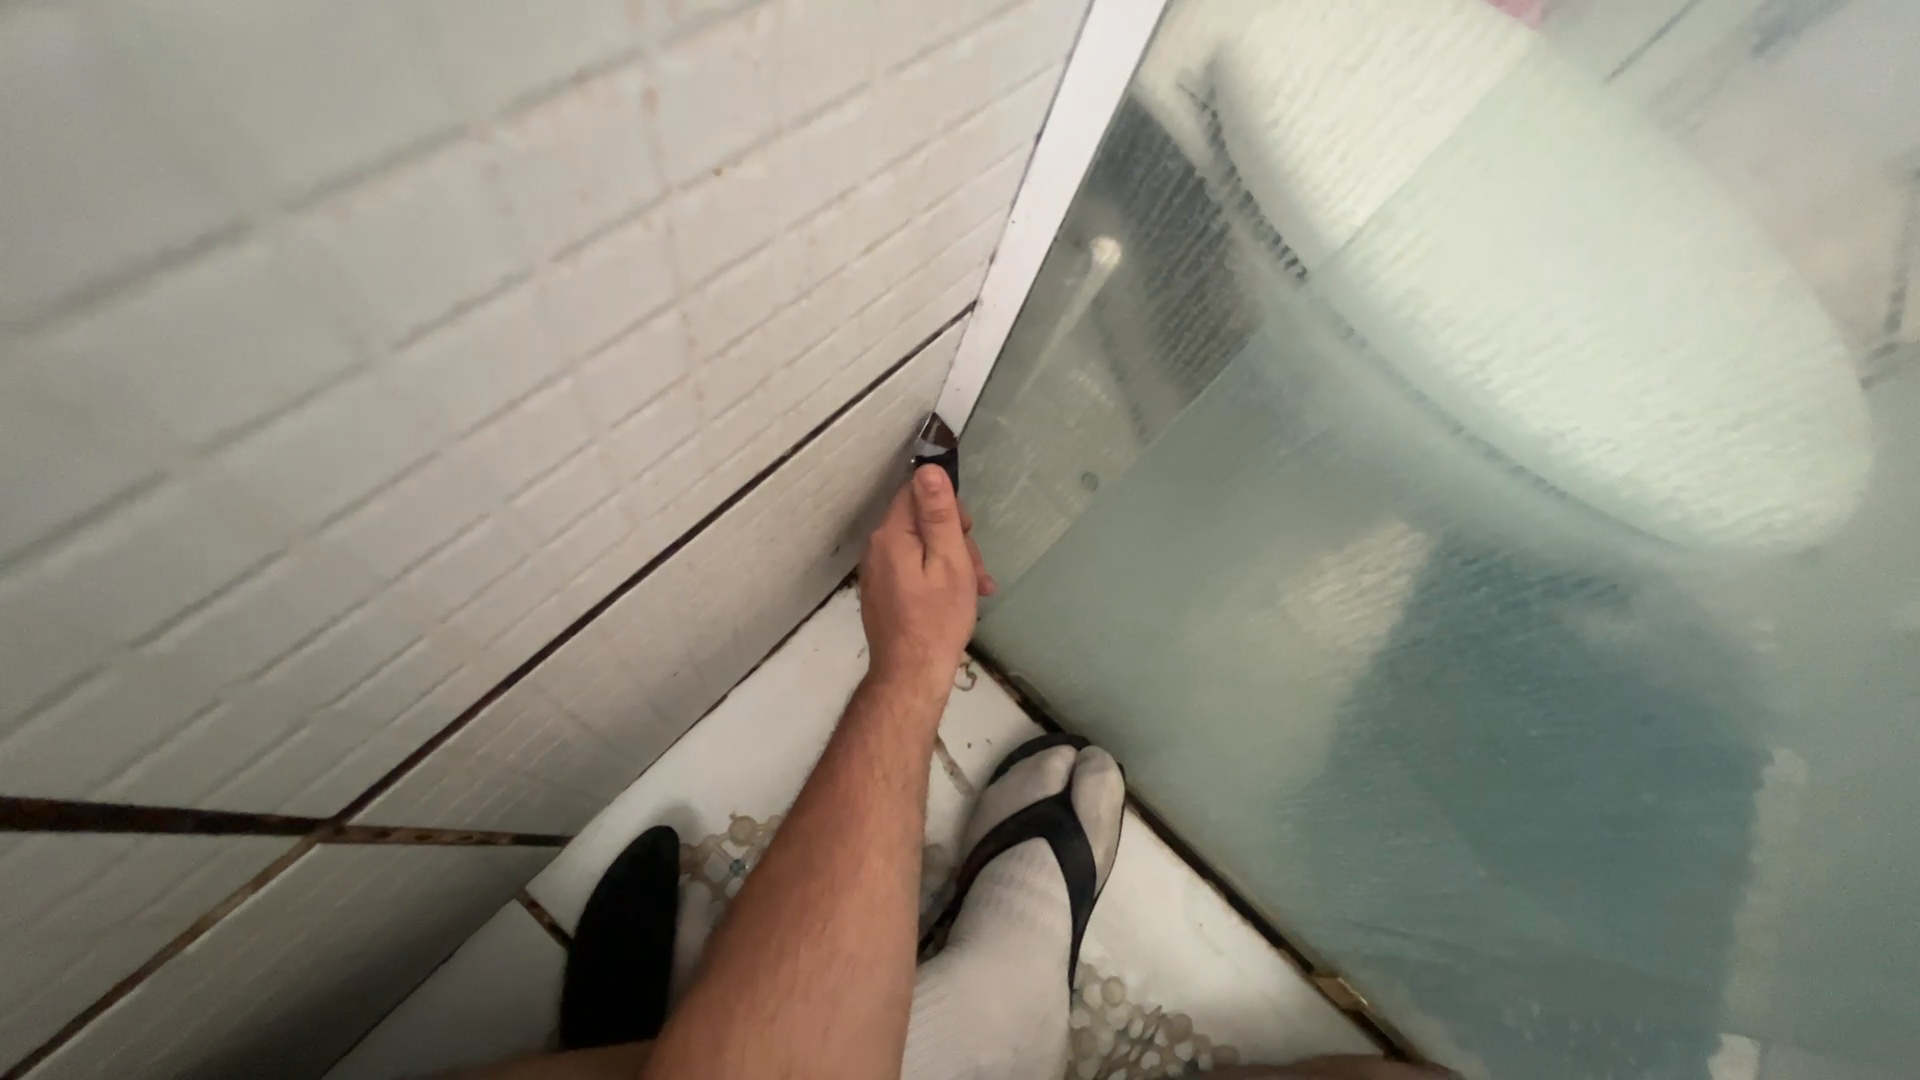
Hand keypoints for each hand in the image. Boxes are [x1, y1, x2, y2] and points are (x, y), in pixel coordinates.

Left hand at [859, 465, 995, 692]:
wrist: (911, 674)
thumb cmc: (938, 618)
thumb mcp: (949, 561)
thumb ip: (939, 515)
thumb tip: (928, 468)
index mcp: (891, 535)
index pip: (915, 491)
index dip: (946, 505)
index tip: (967, 532)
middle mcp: (877, 547)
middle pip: (919, 520)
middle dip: (953, 537)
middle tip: (976, 569)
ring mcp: (878, 571)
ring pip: (920, 546)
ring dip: (951, 559)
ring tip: (976, 588)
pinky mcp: (883, 590)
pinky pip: (913, 568)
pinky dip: (937, 575)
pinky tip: (959, 597)